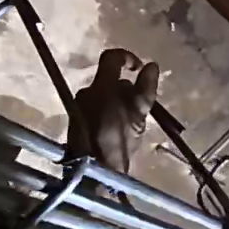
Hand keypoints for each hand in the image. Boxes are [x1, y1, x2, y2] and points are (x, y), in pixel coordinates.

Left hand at [71, 50, 159, 172]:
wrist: (94, 172)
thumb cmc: (119, 142)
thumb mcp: (139, 114)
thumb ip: (145, 89)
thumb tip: (151, 66)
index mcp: (100, 88)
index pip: (111, 58)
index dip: (127, 57)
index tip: (138, 67)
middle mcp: (86, 93)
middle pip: (110, 81)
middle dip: (126, 90)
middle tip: (139, 108)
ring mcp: (79, 107)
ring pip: (105, 96)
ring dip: (118, 103)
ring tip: (130, 124)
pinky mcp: (77, 121)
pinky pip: (96, 108)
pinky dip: (109, 113)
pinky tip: (117, 129)